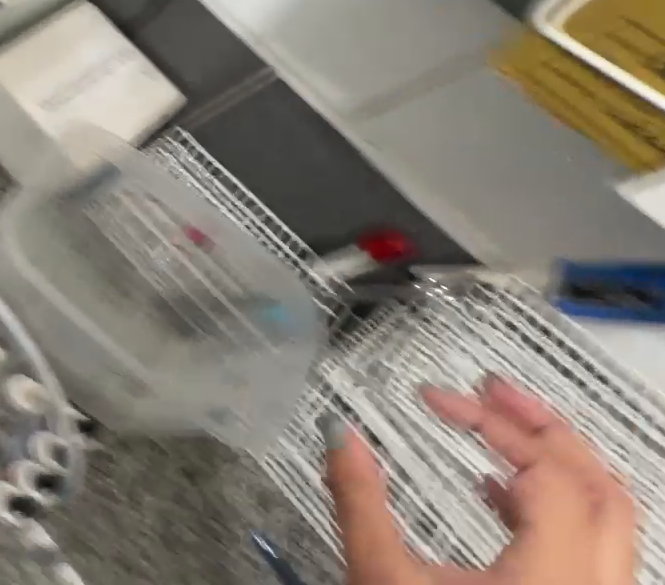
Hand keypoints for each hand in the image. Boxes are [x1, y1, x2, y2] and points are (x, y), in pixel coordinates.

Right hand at [325, 375, 636, 584]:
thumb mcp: (381, 575)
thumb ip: (359, 498)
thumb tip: (338, 431)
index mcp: (557, 574)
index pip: (548, 473)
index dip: (493, 422)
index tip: (428, 396)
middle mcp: (599, 584)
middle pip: (604, 488)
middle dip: (544, 426)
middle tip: (485, 384)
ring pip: (611, 515)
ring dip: (555, 458)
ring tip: (496, 420)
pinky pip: (595, 542)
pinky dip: (552, 498)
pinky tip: (495, 485)